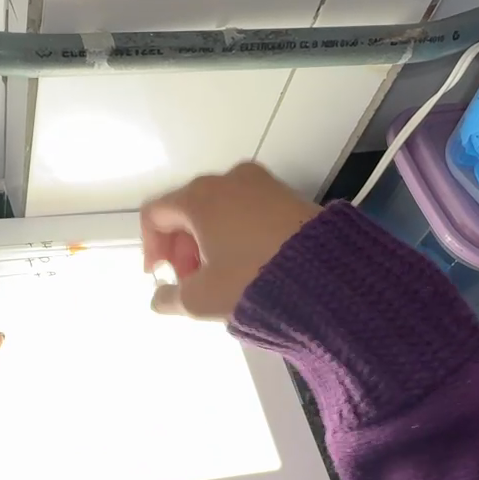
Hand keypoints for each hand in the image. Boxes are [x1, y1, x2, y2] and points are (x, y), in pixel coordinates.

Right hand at [141, 162, 319, 319]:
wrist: (328, 274)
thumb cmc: (252, 280)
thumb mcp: (201, 299)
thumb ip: (170, 299)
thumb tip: (160, 298)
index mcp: (198, 197)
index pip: (155, 213)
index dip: (150, 247)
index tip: (161, 277)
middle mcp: (227, 179)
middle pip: (186, 210)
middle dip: (181, 248)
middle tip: (191, 282)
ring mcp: (261, 183)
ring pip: (218, 210)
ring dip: (207, 242)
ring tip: (221, 277)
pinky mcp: (287, 194)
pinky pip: (246, 210)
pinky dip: (235, 234)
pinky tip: (248, 264)